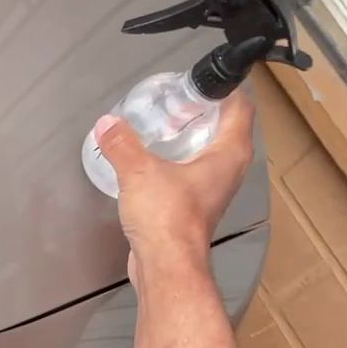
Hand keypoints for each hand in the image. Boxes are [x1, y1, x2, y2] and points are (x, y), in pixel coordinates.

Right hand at [95, 93, 255, 269]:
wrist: (165, 264)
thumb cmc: (167, 216)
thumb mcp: (140, 173)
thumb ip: (123, 146)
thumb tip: (107, 124)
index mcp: (229, 152)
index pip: (239, 107)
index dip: (224, 90)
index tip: (200, 83)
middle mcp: (229, 170)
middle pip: (224, 131)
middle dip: (203, 115)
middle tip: (176, 106)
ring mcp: (214, 192)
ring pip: (208, 156)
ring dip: (190, 142)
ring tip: (164, 132)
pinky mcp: (195, 210)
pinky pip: (192, 178)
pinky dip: (178, 166)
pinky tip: (156, 167)